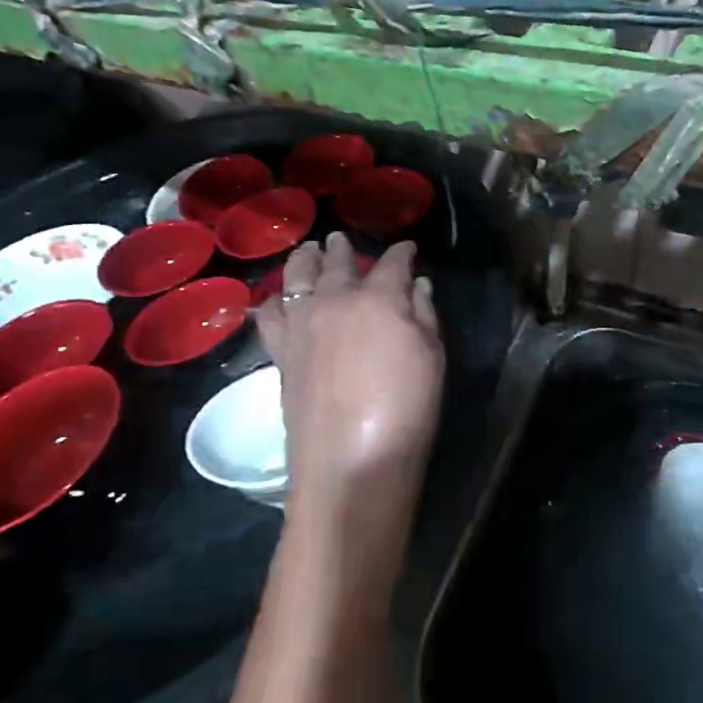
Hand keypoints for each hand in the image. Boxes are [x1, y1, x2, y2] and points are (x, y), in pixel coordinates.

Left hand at [254, 234, 443, 513]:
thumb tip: (418, 284)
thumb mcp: (432, 359)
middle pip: (338, 262)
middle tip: (341, 240)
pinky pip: (270, 313)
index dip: (402, 253)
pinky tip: (276, 299)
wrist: (350, 461)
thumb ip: (424, 315)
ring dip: (305, 259)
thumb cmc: (406, 411)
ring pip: (297, 276)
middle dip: (343, 248)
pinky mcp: (280, 350)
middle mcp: (335, 300)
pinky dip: (274, 300)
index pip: (393, 263)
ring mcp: (302, 323)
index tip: (407, 249)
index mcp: (379, 298)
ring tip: (308, 251)